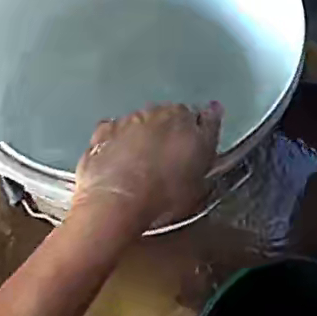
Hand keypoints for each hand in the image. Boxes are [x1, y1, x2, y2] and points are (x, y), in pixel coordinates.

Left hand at [71, 102, 222, 230]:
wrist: (115, 204)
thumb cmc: (165, 193)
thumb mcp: (200, 174)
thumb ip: (208, 138)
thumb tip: (214, 112)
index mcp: (188, 119)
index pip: (204, 115)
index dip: (202, 129)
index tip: (198, 143)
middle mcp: (159, 112)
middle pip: (171, 116)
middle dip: (171, 132)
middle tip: (168, 159)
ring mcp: (129, 120)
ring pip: (142, 121)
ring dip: (143, 135)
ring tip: (139, 165)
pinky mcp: (103, 132)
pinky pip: (114, 132)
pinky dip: (116, 142)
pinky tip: (115, 161)